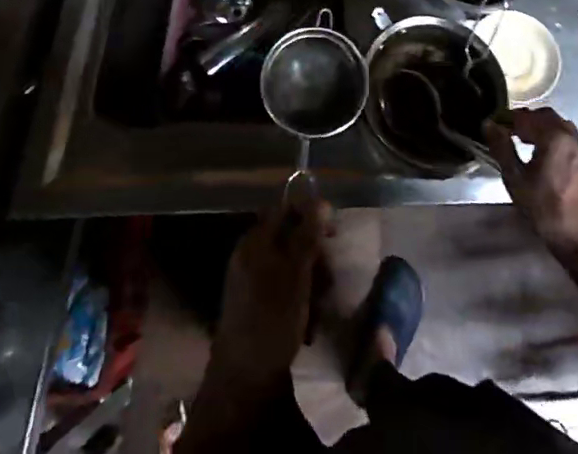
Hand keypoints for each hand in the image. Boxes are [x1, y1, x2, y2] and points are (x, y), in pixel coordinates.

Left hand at [207, 185, 329, 382]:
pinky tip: (310, 320)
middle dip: (315, 255)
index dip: (310, 214)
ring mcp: (250, 278)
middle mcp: (250, 254)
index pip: (284, 209)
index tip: (334, 233)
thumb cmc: (272, 321)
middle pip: (290, 237)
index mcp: (256, 242)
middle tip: (329, 279)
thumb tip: (320, 201)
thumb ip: (307, 237)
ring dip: (311, 279)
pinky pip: (283, 285)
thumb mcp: (296, 276)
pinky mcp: (255, 301)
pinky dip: (299, 296)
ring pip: (290, 264)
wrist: (244, 376)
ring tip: (320, 305)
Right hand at [486, 108, 577, 265]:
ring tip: (525, 142)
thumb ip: (502, 148)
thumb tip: (489, 124)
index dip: (506, 118)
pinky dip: (554, 138)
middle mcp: (571, 136)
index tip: (493, 125)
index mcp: (553, 137)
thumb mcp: (516, 179)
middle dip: (525, 120)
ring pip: (559, 126)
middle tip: (508, 132)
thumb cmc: (546, 209)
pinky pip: (569, 138)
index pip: (525, 116)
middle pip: (545, 116)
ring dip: (541, 128)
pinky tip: (545, 156)